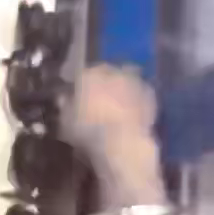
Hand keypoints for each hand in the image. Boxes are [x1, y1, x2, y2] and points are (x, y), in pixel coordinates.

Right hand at [67, 65, 162, 203]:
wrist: (122, 143)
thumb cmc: (87, 131)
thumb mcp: (65, 122)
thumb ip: (65, 107)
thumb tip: (64, 98)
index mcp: (88, 74)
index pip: (80, 75)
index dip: (79, 87)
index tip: (76, 98)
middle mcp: (112, 71)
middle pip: (105, 74)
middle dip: (101, 86)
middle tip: (97, 103)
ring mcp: (133, 81)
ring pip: (123, 81)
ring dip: (120, 91)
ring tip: (115, 109)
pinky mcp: (149, 95)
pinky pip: (139, 94)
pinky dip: (135, 101)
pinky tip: (131, 115)